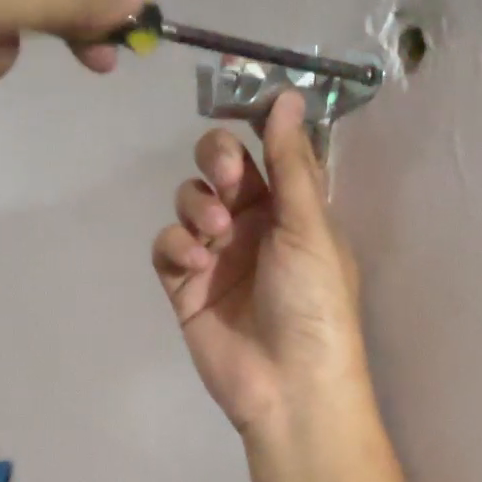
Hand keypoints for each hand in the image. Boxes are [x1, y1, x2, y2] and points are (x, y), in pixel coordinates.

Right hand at [151, 91, 367, 438]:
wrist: (289, 386)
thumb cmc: (314, 304)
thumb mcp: (310, 228)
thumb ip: (290, 163)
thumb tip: (286, 95)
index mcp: (294, 212)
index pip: (267, 154)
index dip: (253, 130)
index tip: (243, 112)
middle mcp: (255, 229)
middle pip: (222, 169)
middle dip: (218, 160)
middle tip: (228, 176)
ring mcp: (218, 259)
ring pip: (190, 203)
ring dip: (197, 205)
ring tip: (216, 234)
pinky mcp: (186, 289)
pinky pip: (167, 246)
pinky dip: (175, 244)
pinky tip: (194, 260)